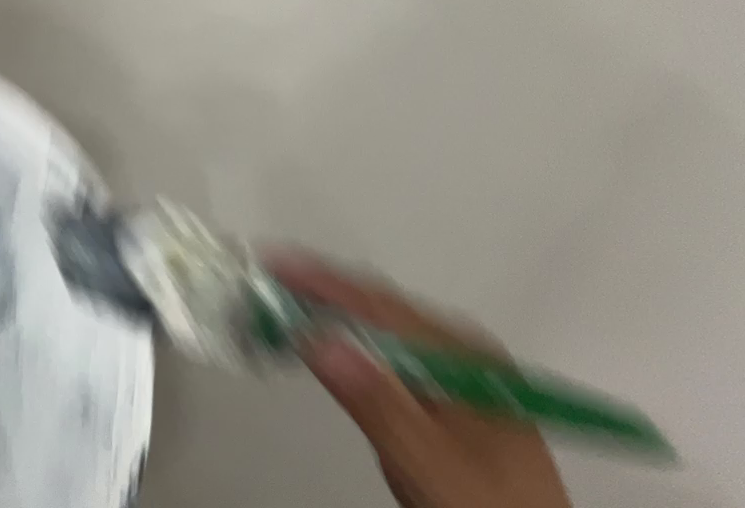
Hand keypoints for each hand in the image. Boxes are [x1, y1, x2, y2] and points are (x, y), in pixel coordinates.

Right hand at [268, 254, 573, 507]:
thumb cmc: (480, 501)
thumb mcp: (425, 459)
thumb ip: (375, 401)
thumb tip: (315, 338)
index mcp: (465, 356)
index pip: (380, 304)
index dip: (321, 280)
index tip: (270, 261)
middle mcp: (461, 349)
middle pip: (379, 306)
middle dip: (320, 290)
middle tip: (264, 282)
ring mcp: (454, 368)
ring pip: (379, 323)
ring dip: (329, 310)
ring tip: (281, 301)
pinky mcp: (442, 389)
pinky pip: (384, 344)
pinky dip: (344, 333)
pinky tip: (320, 334)